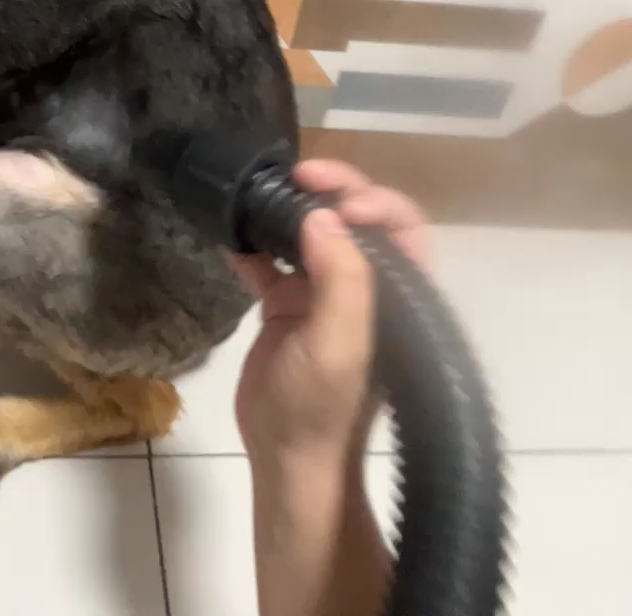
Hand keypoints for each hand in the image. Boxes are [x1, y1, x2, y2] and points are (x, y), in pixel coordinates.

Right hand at [229, 159, 430, 464]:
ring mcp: (321, 295)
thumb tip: (321, 214)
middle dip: (332, 190)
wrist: (286, 458)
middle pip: (355, 219)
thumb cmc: (323, 407)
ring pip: (313, 233)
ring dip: (291, 209)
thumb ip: (341, 278)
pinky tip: (230, 236)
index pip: (400, 226)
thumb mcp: (340, 344)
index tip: (333, 196)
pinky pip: (270, 263)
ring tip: (263, 194)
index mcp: (393, 294)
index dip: (374, 200)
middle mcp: (362, 287)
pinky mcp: (284, 307)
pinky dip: (252, 246)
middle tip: (297, 174)